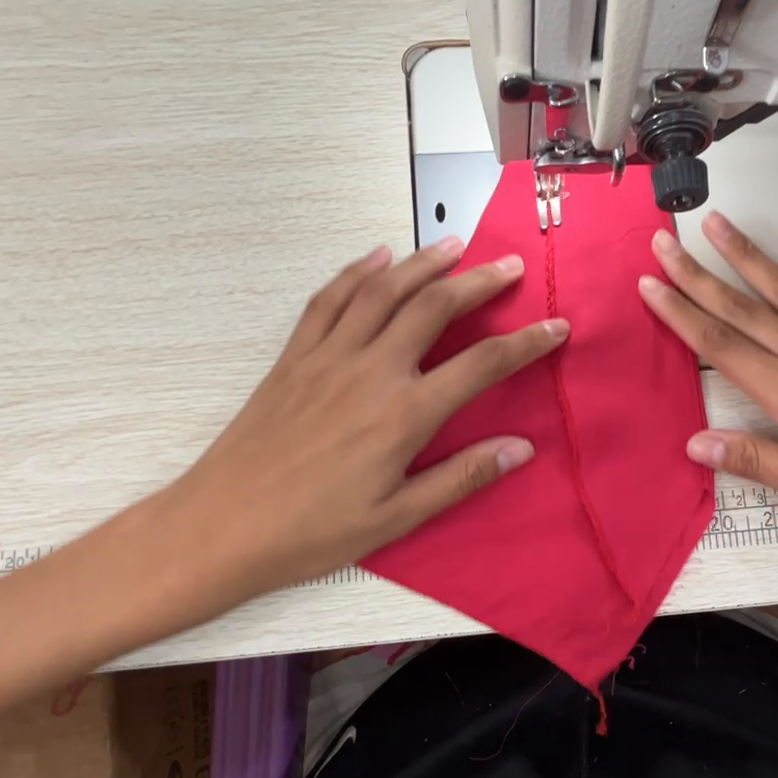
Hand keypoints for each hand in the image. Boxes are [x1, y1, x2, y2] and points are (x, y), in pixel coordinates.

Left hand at [163, 237, 567, 599]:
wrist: (222, 525)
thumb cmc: (312, 532)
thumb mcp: (396, 518)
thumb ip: (461, 478)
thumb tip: (519, 449)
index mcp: (403, 415)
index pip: (481, 365)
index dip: (526, 343)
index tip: (556, 327)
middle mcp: (370, 372)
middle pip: (434, 308)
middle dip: (479, 282)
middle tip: (510, 266)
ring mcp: (328, 357)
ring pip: (383, 291)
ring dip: (423, 264)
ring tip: (454, 246)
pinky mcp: (294, 357)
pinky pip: (330, 300)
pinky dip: (357, 273)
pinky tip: (377, 258)